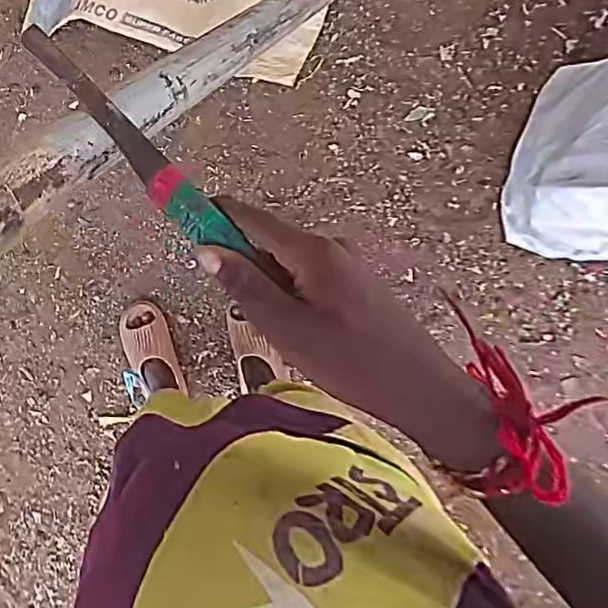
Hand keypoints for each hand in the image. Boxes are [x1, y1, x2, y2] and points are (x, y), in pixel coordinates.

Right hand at [198, 199, 500, 471]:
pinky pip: (304, 276)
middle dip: (242, 265)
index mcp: (312, 251)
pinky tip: (303, 333)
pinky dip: (288, 295)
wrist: (424, 392)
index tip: (182, 222)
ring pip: (283, 262)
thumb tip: (206, 249)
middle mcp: (328, 246)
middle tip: (247, 312)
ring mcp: (343, 262)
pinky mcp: (352, 282)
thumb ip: (245, 286)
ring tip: (282, 333)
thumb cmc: (354, 364)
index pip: (248, 216)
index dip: (211, 215)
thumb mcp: (288, 330)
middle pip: (265, 239)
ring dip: (266, 287)